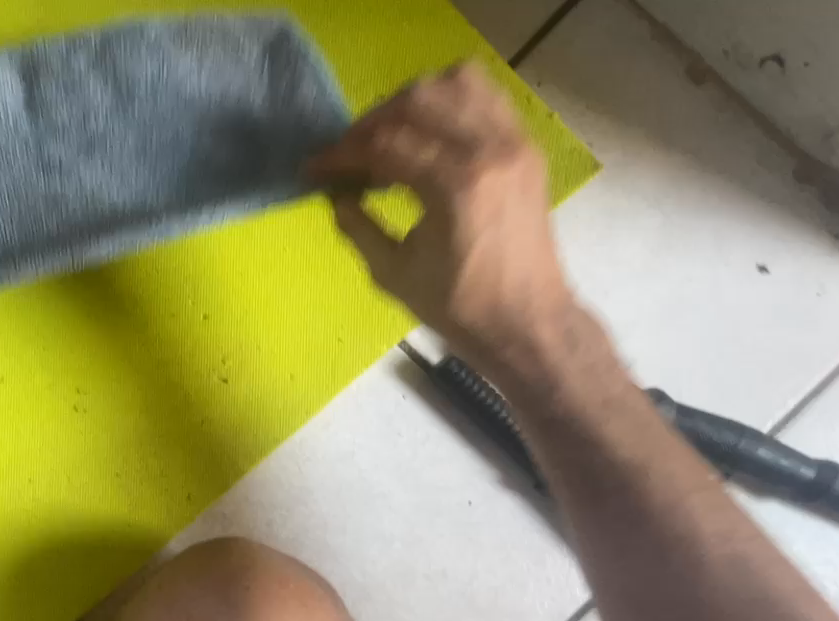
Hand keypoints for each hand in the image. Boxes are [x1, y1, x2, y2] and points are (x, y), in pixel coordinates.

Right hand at [307, 62, 581, 382]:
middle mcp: (489, 150)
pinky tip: (423, 136)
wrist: (523, 318)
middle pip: (419, 100)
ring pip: (457, 83)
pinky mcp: (524, 146)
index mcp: (455, 186)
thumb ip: (359, 227)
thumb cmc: (455, 306)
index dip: (342, 153)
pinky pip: (484, 97)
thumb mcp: (392, 273)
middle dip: (372, 121)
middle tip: (348, 153)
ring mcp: (514, 142)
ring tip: (386, 136)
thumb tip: (336, 196)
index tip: (314, 167)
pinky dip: (446, 105)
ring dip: (412, 102)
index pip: (387, 144)